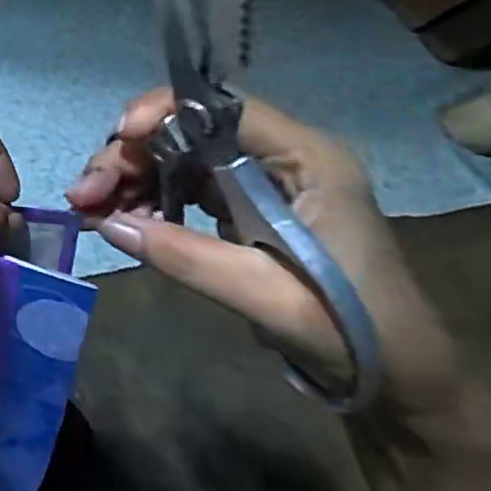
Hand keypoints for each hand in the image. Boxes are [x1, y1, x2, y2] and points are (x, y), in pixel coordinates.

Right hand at [67, 89, 458, 417]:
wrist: (406, 383)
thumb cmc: (356, 333)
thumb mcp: (269, 298)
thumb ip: (188, 257)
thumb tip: (109, 225)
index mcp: (306, 157)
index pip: (224, 107)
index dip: (164, 110)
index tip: (120, 135)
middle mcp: (282, 153)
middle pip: (191, 131)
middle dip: (132, 154)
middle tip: (84, 192)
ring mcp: (264, 176)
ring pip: (183, 155)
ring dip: (134, 176)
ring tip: (90, 208)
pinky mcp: (250, 201)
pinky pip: (189, 184)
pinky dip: (152, 197)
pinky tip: (123, 217)